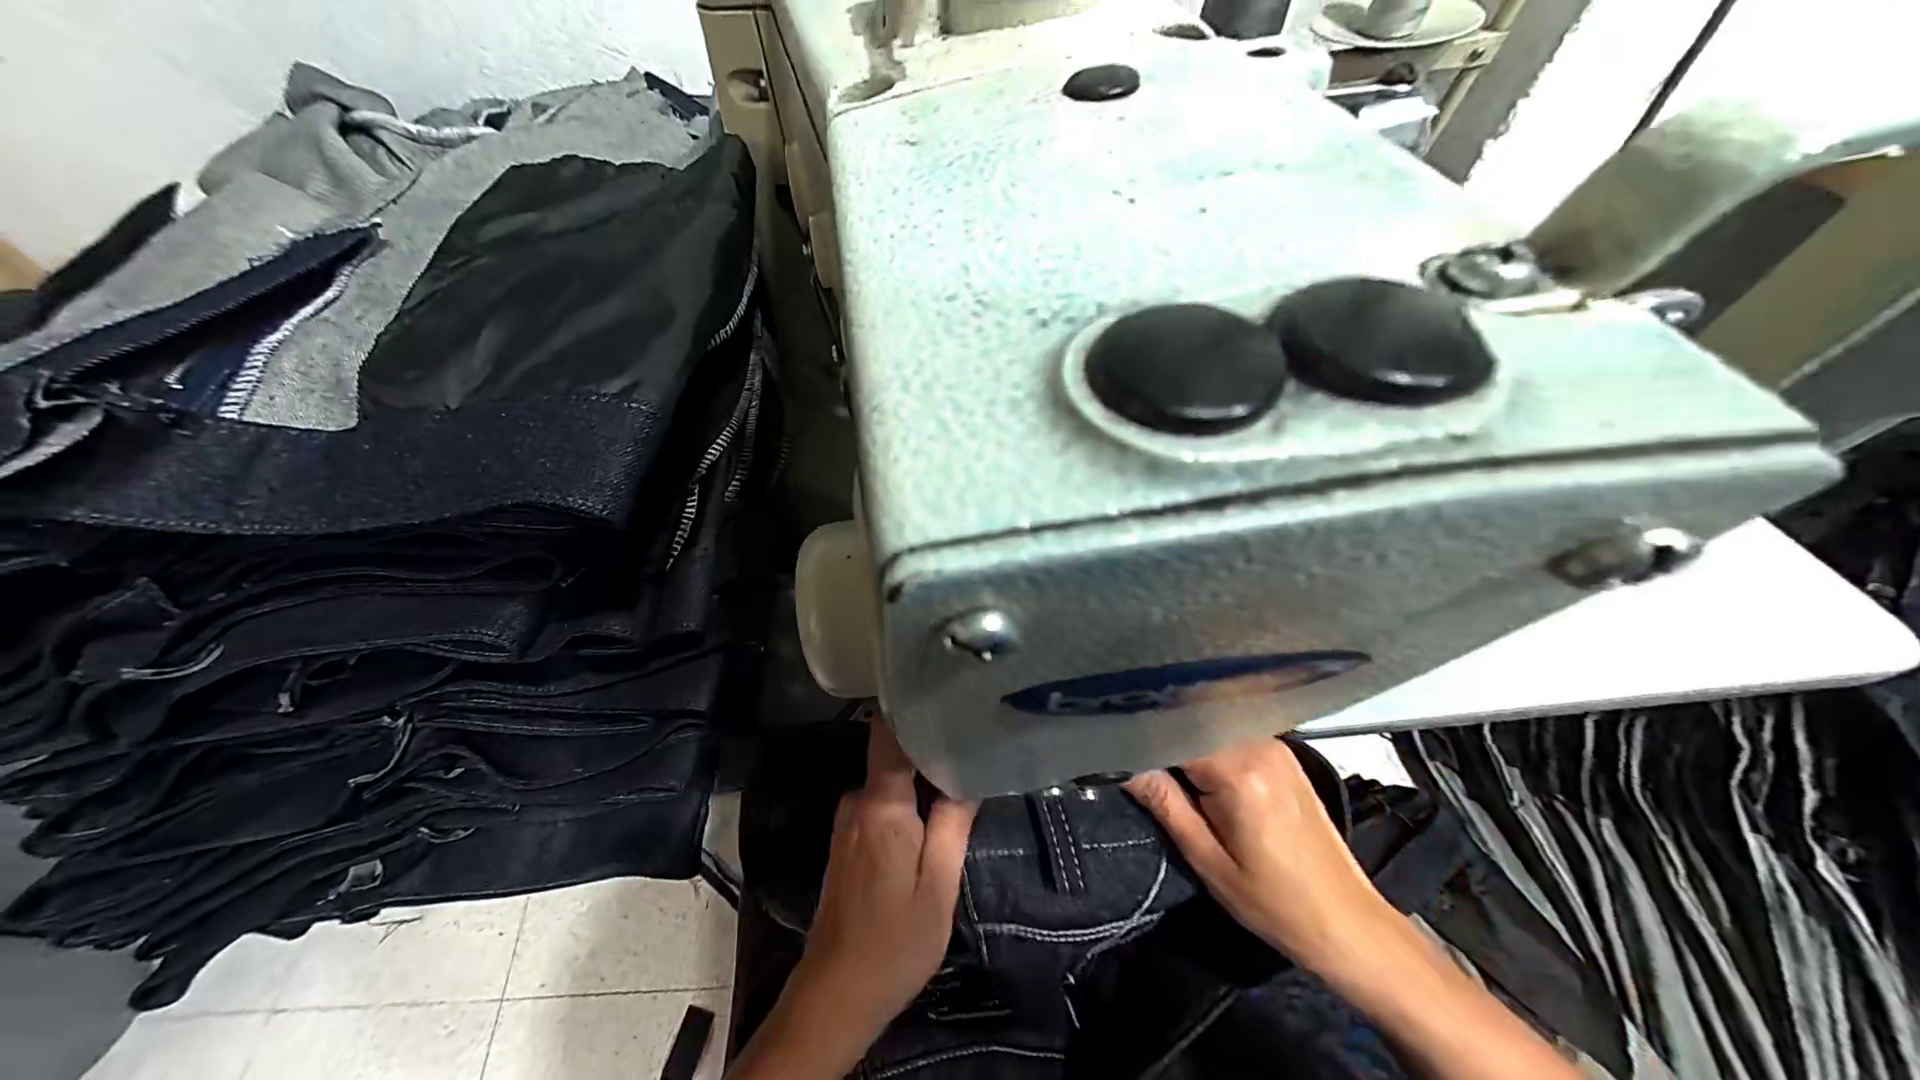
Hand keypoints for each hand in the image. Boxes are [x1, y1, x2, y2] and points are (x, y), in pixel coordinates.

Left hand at [729, 721, 977, 1078]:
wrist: (836, 993)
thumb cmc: (895, 940)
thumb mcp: (939, 884)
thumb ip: (953, 822)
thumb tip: (968, 773)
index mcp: (879, 804)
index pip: (887, 733)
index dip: (913, 708)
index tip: (947, 692)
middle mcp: (856, 802)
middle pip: (893, 756)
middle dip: (931, 750)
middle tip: (972, 742)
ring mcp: (847, 822)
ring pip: (889, 782)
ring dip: (920, 781)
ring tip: (960, 775)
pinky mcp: (847, 841)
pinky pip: (880, 803)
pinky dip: (906, 803)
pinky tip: (931, 812)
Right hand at [1127, 738, 1584, 1079]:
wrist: (1348, 923)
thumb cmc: (1274, 902)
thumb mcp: (1205, 859)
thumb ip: (1162, 801)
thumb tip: (1121, 762)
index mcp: (1239, 770)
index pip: (1172, 728)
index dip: (1139, 731)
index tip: (1109, 737)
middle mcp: (1260, 744)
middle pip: (1193, 716)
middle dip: (1157, 725)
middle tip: (1122, 738)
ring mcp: (1276, 744)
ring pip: (1211, 718)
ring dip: (1181, 729)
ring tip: (1151, 746)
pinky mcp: (1283, 752)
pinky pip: (1231, 729)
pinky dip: (1204, 736)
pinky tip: (1188, 753)